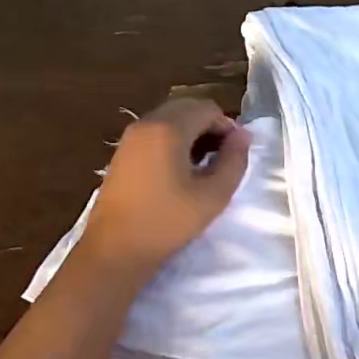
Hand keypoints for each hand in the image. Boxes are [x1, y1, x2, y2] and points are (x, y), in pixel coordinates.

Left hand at [75, 99, 249, 282]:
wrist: (115, 250)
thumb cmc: (167, 222)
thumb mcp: (213, 195)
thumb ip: (234, 161)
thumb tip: (243, 136)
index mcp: (168, 128)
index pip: (208, 109)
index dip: (228, 127)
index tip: (236, 155)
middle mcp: (146, 123)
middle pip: (187, 108)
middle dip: (209, 127)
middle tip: (223, 159)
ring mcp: (130, 137)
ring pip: (170, 119)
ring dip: (192, 134)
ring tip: (204, 167)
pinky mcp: (122, 153)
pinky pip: (154, 133)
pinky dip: (173, 142)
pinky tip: (179, 172)